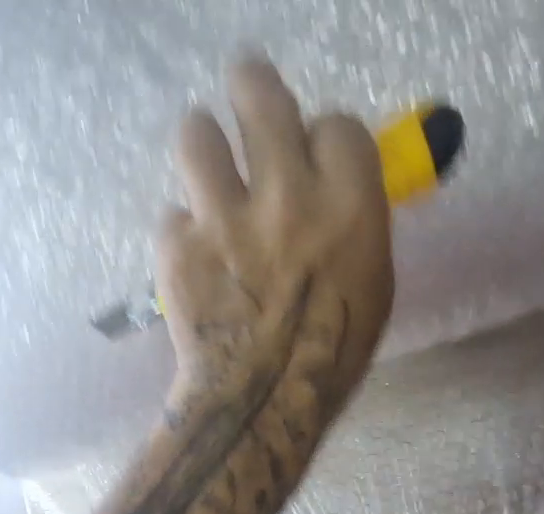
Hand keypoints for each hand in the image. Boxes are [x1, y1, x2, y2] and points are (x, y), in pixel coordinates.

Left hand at [156, 57, 394, 418]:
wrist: (258, 400)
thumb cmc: (328, 354)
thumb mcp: (372, 284)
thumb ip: (352, 224)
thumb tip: (331, 191)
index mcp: (351, 203)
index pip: (333, 124)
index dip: (319, 133)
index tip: (309, 147)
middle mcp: (287, 195)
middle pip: (262, 99)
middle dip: (250, 83)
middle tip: (243, 83)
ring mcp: (225, 219)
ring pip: (196, 137)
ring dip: (200, 141)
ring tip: (203, 153)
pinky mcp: (178, 247)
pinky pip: (172, 215)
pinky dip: (180, 230)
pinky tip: (190, 252)